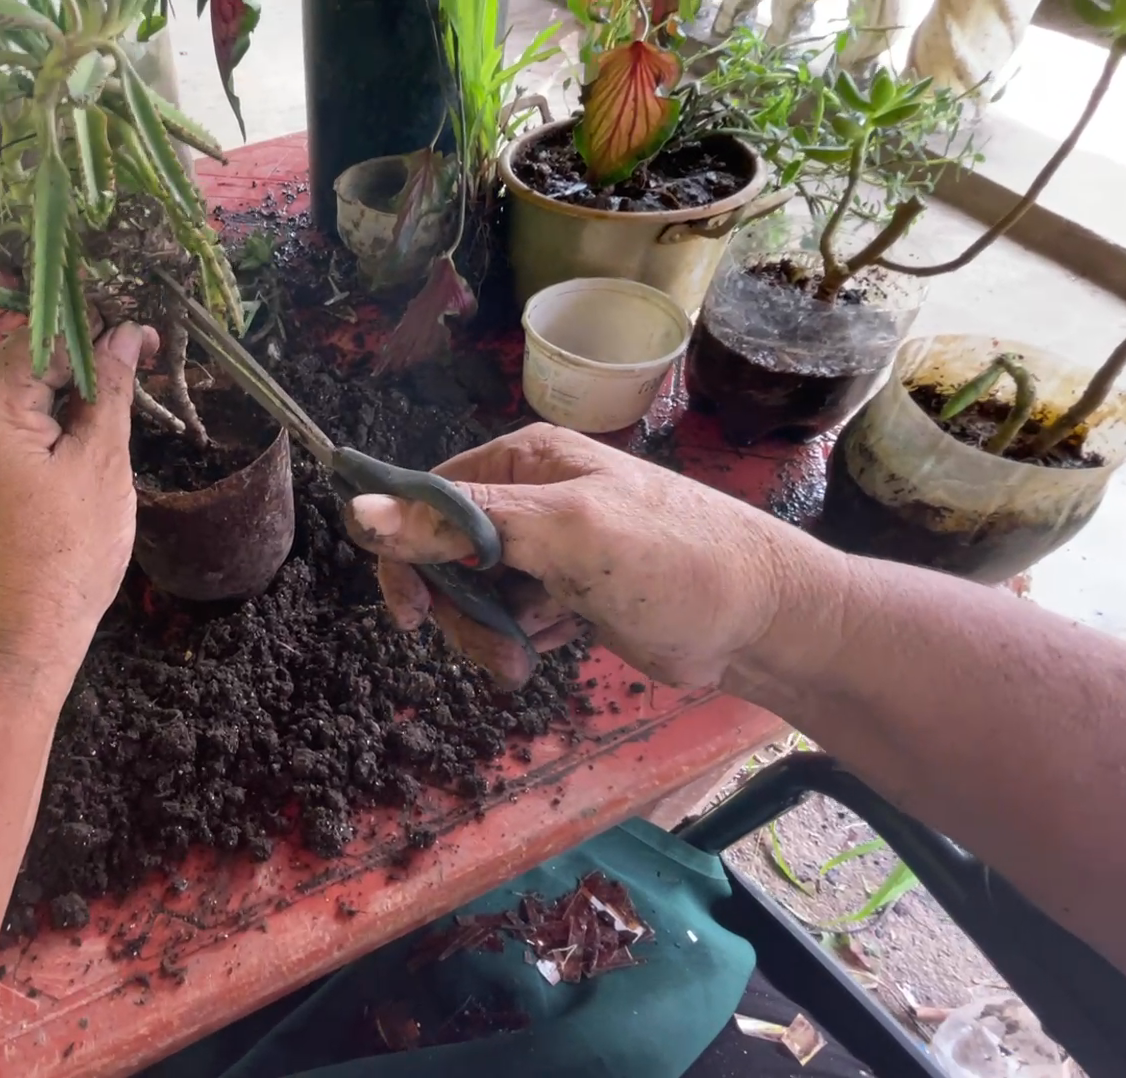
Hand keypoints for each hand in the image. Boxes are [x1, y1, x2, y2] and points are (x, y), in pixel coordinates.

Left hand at [0, 323, 157, 658]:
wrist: (31, 623)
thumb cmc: (72, 546)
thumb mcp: (101, 460)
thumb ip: (111, 389)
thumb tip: (127, 332)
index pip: (44, 338)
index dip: (98, 327)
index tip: (148, 331)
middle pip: (28, 359)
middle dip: (86, 354)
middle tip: (144, 357)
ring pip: (24, 388)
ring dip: (72, 384)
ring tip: (124, 388)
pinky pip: (15, 419)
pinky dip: (53, 413)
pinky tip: (90, 418)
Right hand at [346, 423, 838, 689]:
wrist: (768, 625)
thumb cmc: (672, 562)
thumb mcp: (561, 535)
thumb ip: (460, 523)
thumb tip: (356, 512)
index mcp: (519, 462)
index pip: (426, 499)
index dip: (406, 551)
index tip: (414, 610)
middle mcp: (523, 498)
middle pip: (443, 552)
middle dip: (455, 606)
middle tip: (483, 645)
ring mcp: (542, 547)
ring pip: (471, 592)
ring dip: (484, 632)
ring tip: (518, 662)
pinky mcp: (559, 591)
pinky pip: (505, 615)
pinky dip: (513, 640)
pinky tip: (544, 652)